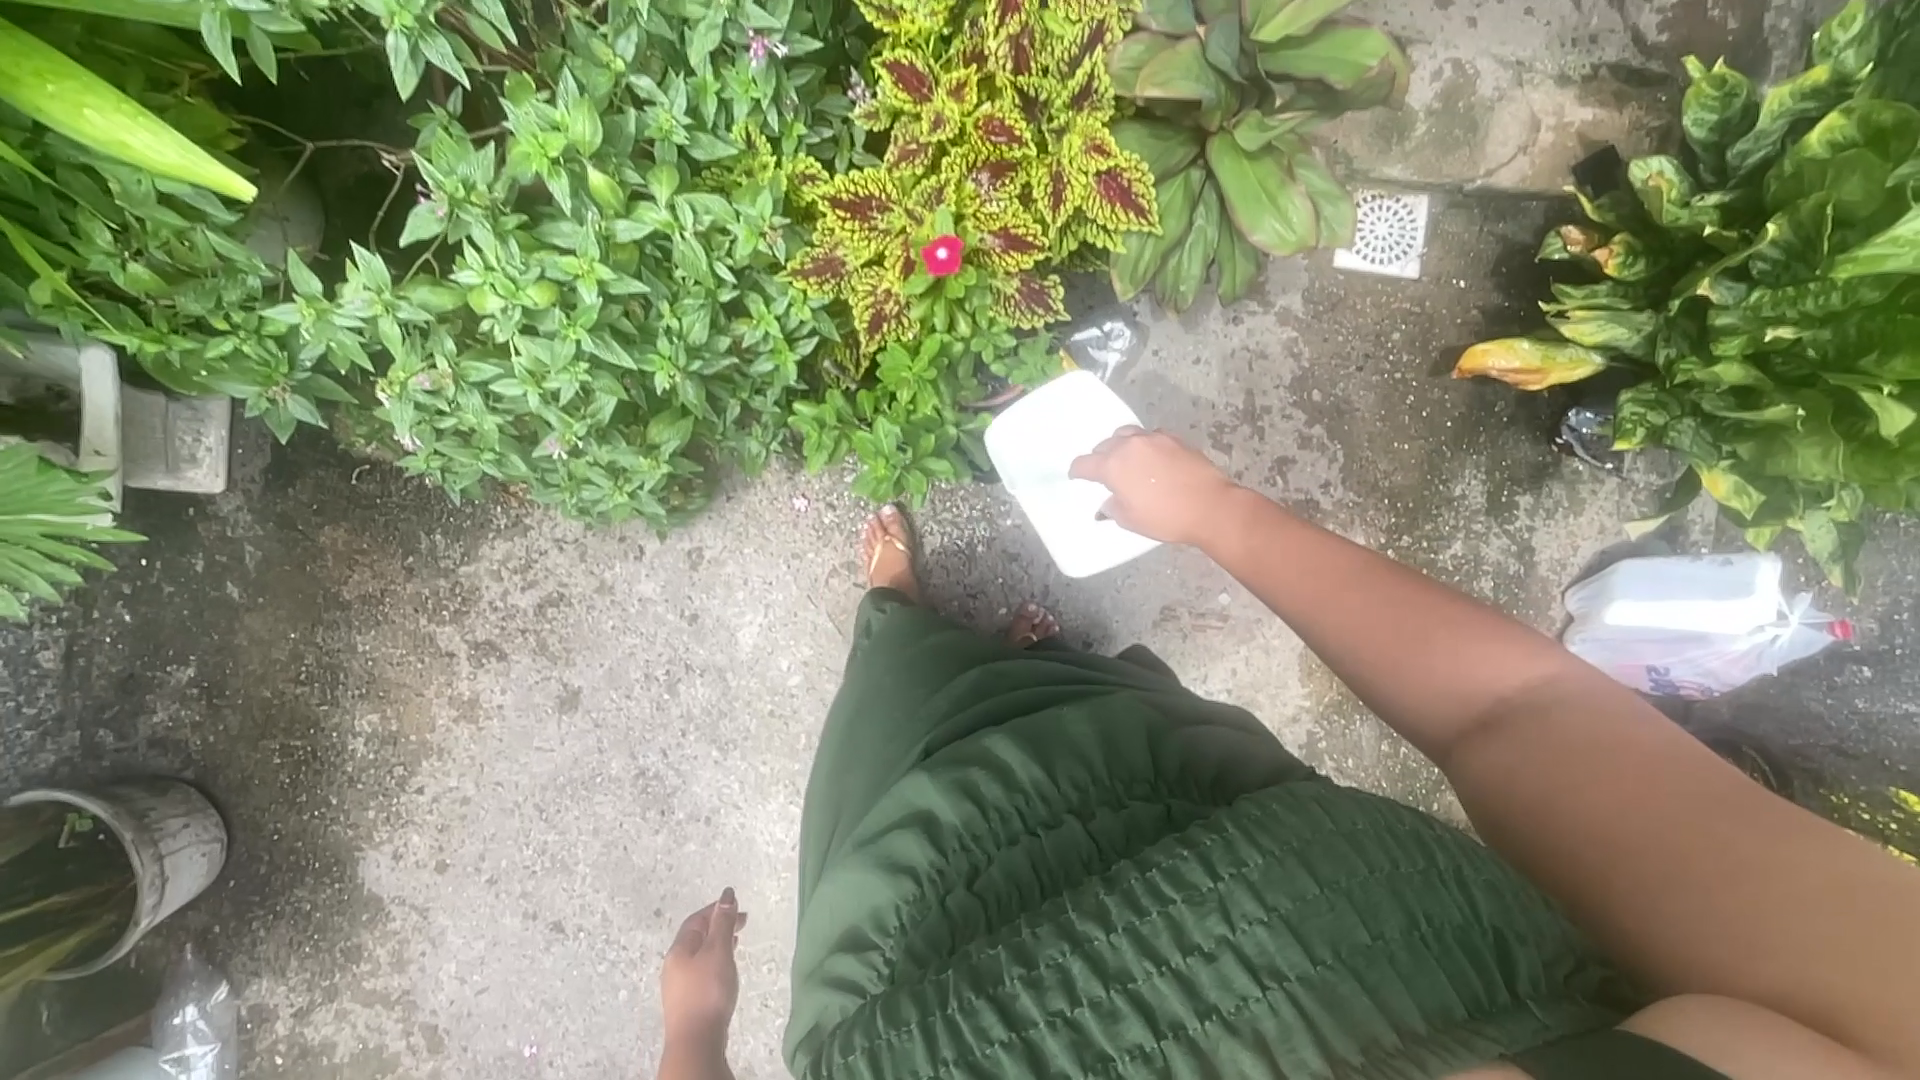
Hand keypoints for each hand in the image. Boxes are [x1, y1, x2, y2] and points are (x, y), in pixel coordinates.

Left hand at [660, 888, 745, 1051]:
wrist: (696, 1041)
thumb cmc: (708, 990)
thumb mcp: (718, 950)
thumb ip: (723, 923)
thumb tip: (726, 895)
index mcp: (679, 949)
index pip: (697, 919)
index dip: (716, 908)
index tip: (737, 903)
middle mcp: (674, 965)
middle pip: (697, 936)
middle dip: (719, 924)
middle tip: (743, 920)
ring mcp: (678, 985)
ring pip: (699, 954)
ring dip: (718, 942)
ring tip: (737, 940)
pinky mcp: (687, 1001)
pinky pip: (701, 969)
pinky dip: (715, 959)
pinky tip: (725, 967)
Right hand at [1069, 426, 1240, 546]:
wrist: (1210, 506)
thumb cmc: (1165, 517)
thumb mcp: (1130, 520)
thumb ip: (1112, 508)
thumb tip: (1107, 503)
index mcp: (1113, 465)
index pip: (1084, 464)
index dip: (1077, 471)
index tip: (1077, 476)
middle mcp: (1130, 445)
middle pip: (1105, 445)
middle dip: (1100, 458)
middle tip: (1104, 473)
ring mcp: (1154, 438)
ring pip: (1127, 434)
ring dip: (1121, 446)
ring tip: (1126, 460)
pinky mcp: (1175, 439)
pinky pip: (1150, 436)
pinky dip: (1144, 444)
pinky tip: (1152, 458)